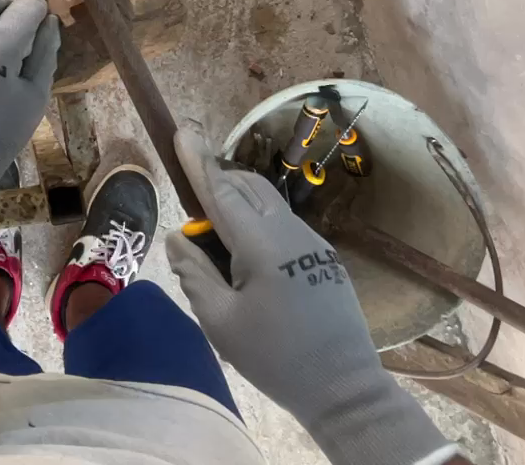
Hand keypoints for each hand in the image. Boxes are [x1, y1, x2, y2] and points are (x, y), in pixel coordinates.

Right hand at [167, 130, 451, 464]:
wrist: (346, 392)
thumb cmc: (275, 359)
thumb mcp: (219, 322)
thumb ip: (193, 272)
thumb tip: (177, 238)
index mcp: (262, 246)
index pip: (222, 191)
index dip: (198, 162)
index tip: (182, 131)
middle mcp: (289, 232)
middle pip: (246, 186)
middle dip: (216, 181)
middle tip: (193, 206)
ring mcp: (311, 242)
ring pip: (266, 201)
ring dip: (237, 201)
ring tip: (218, 239)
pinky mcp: (323, 256)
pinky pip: (282, 221)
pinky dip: (256, 220)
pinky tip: (248, 260)